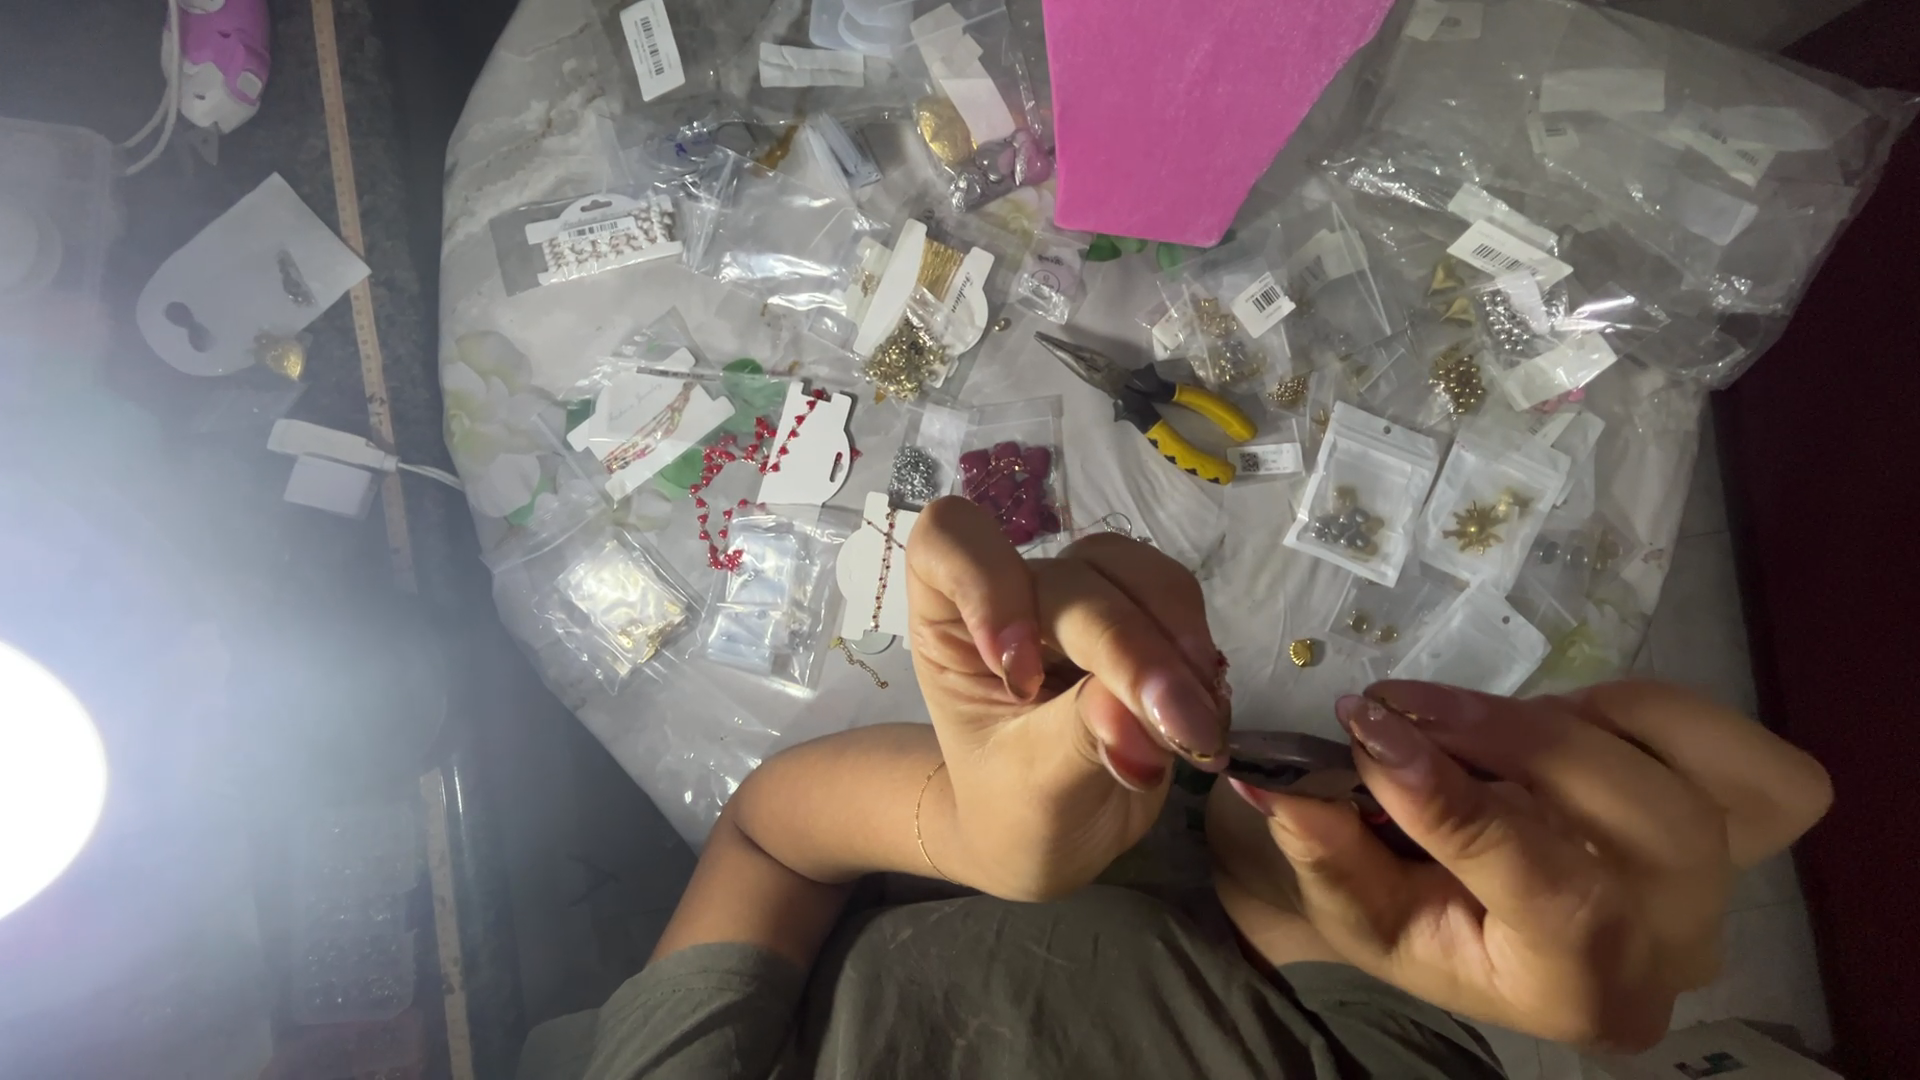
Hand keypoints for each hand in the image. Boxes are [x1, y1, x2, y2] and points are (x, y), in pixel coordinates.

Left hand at [905, 497, 1229, 900]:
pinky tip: (1204, 708)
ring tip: (1198, 721)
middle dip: (1128, 649)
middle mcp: (1013, 593)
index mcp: (951, 622)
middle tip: (1182, 728)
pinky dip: (1195, 647)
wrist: (1055, 836)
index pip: (947, 541)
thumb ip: (1078, 739)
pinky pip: (1173, 597)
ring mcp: (1077, 598)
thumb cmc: (1016, 810)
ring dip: (1175, 637)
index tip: (1021, 677)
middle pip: (1072, 578)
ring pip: (1132, 571)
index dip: (987, 584)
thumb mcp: (1033, 790)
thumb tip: (1130, 703)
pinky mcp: (1134, 611)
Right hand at [1226, 680, 1830, 1050]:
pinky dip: (1638, 710)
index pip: (1553, 898)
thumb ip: (1321, 849)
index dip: (1455, 802)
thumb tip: (1275, 783)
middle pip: (1646, 824)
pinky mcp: (1726, 819)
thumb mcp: (1345, 905)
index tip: (1365, 726)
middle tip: (1398, 704)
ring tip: (1467, 715)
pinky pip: (1735, 749)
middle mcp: (1671, 944)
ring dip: (1568, 718)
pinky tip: (1546, 716)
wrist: (1454, 916)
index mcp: (1577, 990)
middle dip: (1507, 739)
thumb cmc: (1396, 918)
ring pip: (1705, 776)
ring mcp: (1713, 879)